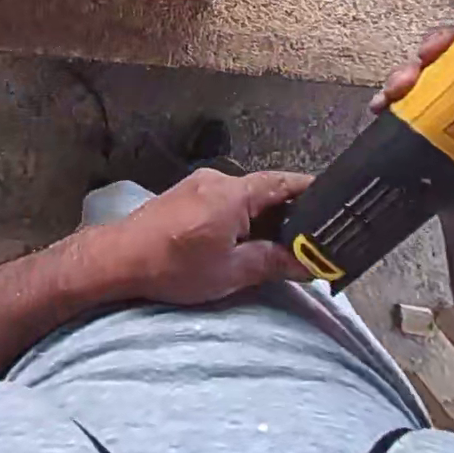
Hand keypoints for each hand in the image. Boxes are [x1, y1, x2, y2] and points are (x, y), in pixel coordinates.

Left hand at [74, 168, 314, 304]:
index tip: (334, 204)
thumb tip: (308, 263)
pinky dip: (240, 217)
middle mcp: (215, 181)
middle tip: (310, 241)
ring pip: (243, 197)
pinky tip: (244, 242)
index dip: (312, 193)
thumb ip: (274, 262)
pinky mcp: (183, 196)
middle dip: (289, 214)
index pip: (285, 183)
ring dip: (262, 218)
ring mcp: (196, 186)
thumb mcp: (232, 271)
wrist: (119, 258)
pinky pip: (223, 201)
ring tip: (280, 248)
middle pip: (264, 190)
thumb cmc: (171, 264)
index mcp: (232, 193)